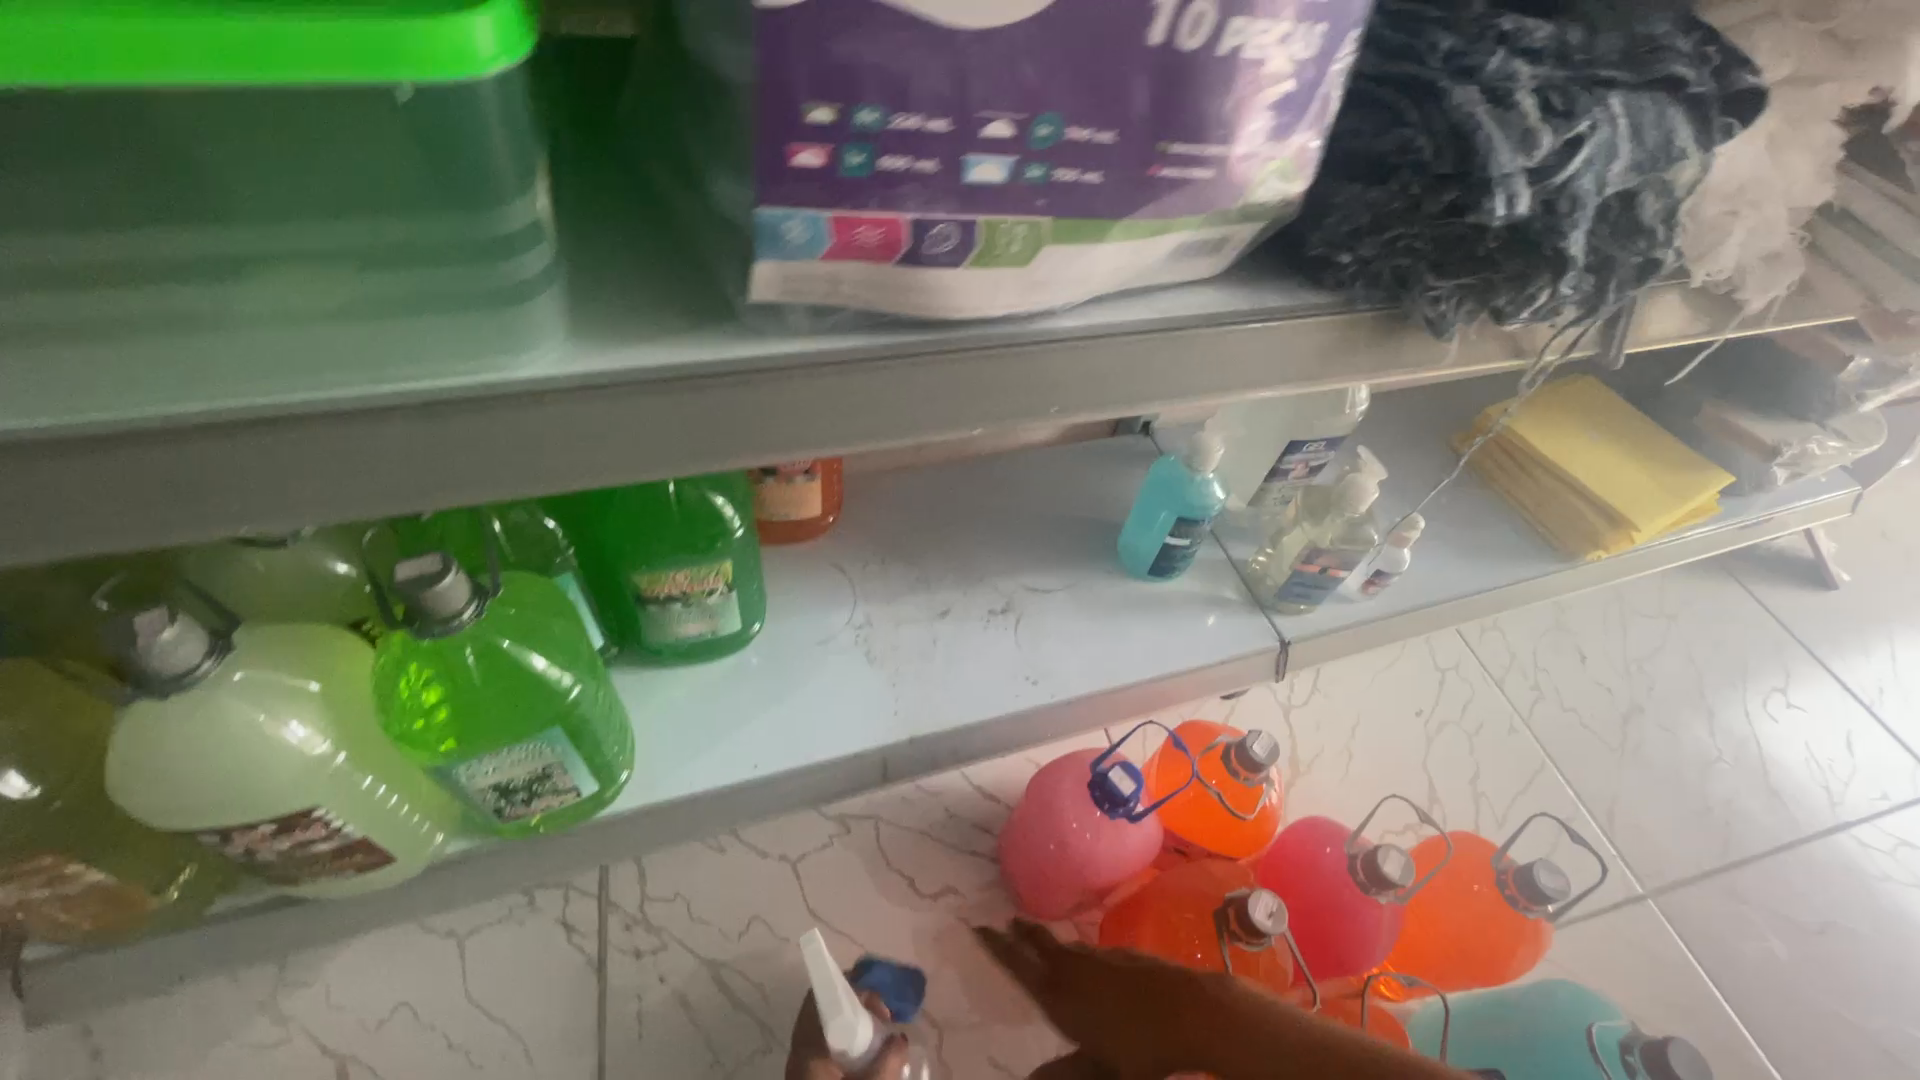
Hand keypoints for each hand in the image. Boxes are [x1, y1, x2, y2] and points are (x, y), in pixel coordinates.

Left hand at [786, 987, 914, 1079]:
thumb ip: (888, 1062)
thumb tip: (900, 1038)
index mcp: (808, 1050)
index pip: (819, 997)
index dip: (847, 987)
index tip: (876, 999)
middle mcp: (798, 1054)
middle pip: (822, 1011)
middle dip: (854, 1006)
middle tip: (881, 1018)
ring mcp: (799, 1069)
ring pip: (823, 1031)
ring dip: (851, 1026)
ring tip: (878, 1037)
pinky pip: (823, 1049)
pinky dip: (844, 1044)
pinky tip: (866, 1058)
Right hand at [973, 920, 1272, 1079]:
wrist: (1192, 1010)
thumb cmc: (1142, 1051)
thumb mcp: (1099, 1070)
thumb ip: (1064, 1072)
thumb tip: (1028, 1079)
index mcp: (1060, 996)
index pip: (1019, 966)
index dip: (997, 946)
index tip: (979, 927)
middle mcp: (1075, 969)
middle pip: (1040, 944)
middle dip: (1021, 934)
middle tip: (1008, 922)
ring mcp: (1102, 957)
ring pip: (1068, 946)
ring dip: (1051, 943)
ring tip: (1043, 943)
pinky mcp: (1126, 955)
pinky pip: (1092, 950)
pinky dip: (1081, 952)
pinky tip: (1090, 962)